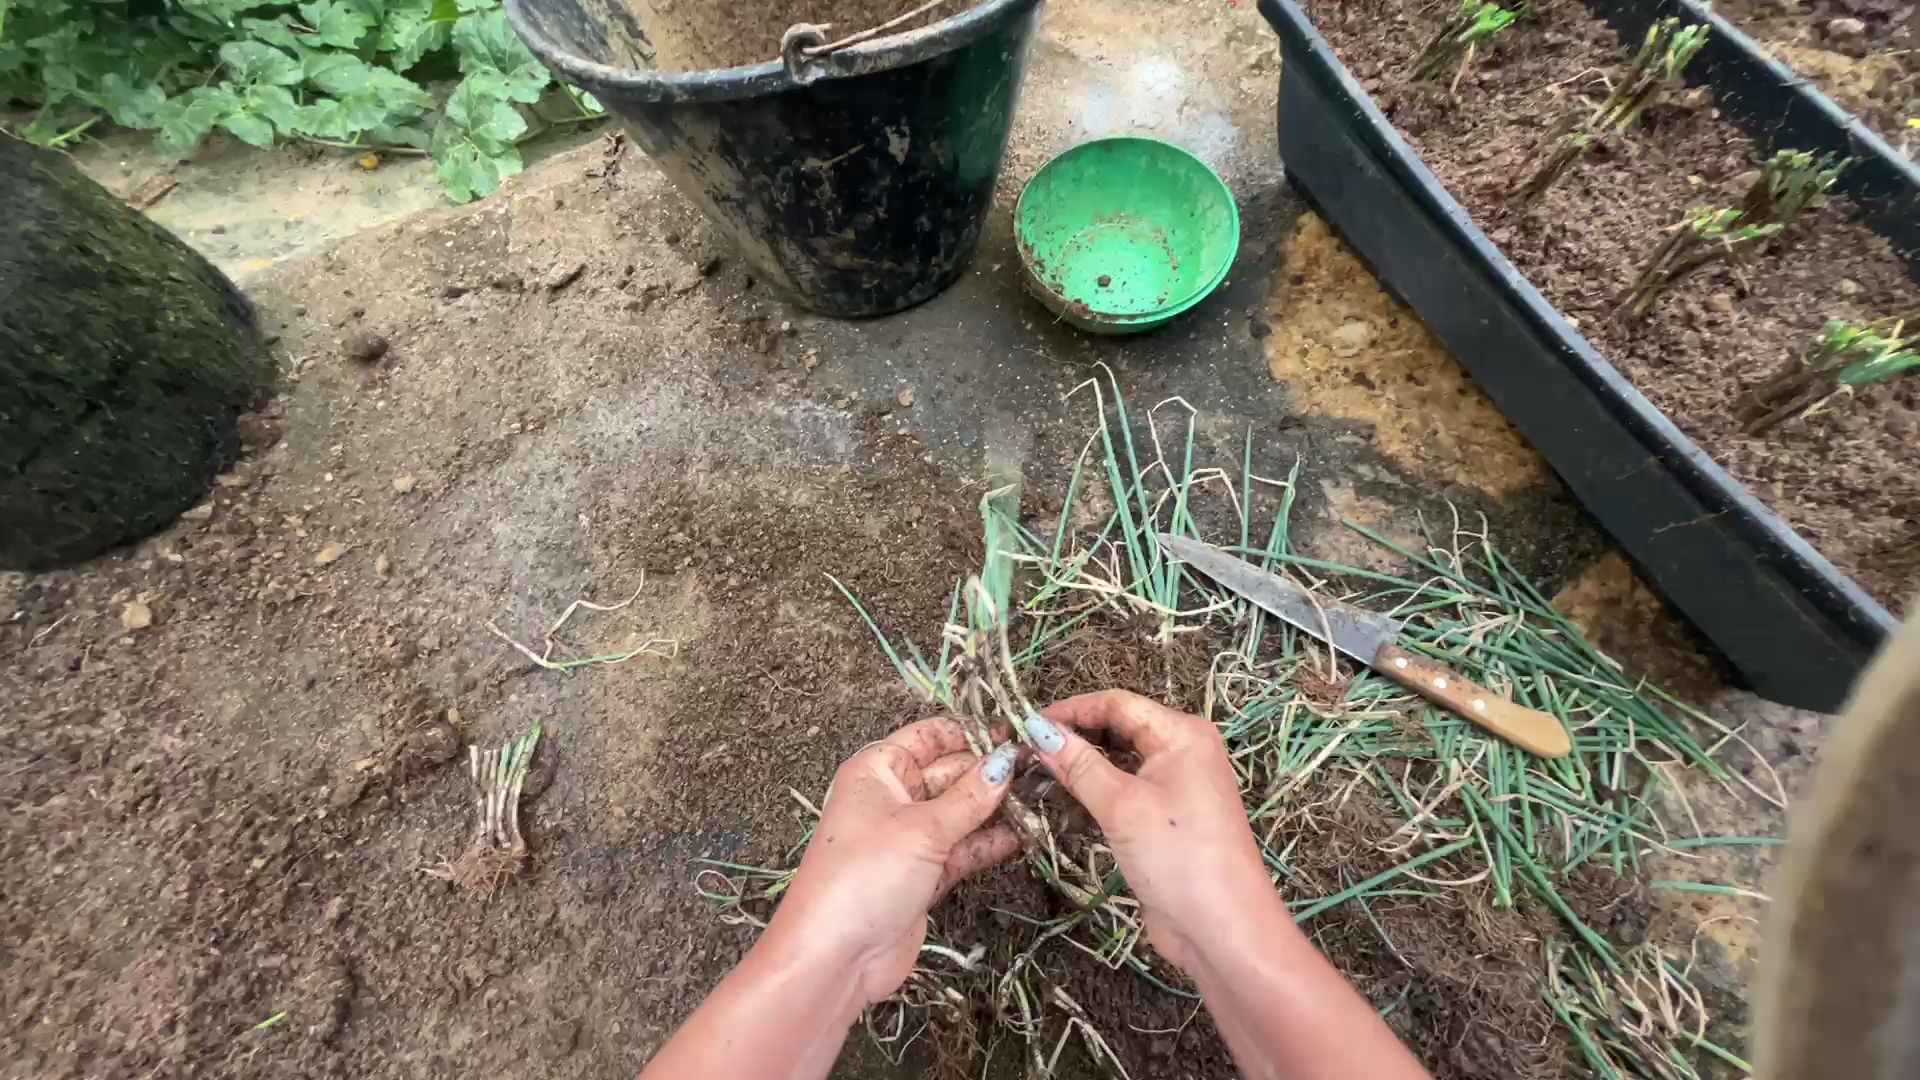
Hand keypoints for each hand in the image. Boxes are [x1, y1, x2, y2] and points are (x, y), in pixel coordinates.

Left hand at [762, 718, 1022, 1005]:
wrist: (835, 958)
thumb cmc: (865, 874)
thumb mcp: (922, 828)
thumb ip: (970, 797)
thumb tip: (1006, 761)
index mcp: (878, 770)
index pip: (928, 737)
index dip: (967, 732)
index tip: (1011, 731)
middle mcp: (892, 797)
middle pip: (948, 772)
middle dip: (987, 770)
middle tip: (1036, 764)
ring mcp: (908, 837)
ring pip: (959, 811)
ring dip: (994, 806)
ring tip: (1039, 795)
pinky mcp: (923, 874)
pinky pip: (961, 848)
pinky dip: (988, 842)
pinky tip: (1023, 834)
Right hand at [1024, 690, 1274, 972]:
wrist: (1225, 933)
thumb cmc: (1178, 858)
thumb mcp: (1121, 806)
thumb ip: (1078, 764)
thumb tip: (1036, 729)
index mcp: (1181, 733)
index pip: (1116, 703)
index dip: (1071, 709)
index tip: (1028, 722)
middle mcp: (1182, 749)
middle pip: (1118, 726)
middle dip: (1075, 733)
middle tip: (1028, 746)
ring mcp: (1177, 782)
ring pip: (1120, 757)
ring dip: (1082, 760)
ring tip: (1038, 767)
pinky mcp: (1168, 813)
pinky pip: (1126, 785)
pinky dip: (1097, 785)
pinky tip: (1065, 794)